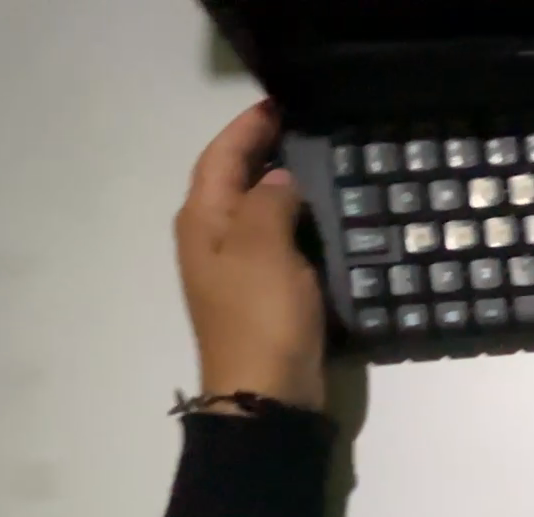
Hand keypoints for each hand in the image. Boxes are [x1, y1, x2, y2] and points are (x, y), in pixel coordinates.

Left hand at [175, 101, 326, 411]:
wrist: (267, 393)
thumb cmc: (261, 317)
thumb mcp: (263, 248)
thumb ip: (270, 203)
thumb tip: (280, 180)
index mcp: (204, 222)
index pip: (221, 158)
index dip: (248, 129)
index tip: (281, 105)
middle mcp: (216, 241)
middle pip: (237, 184)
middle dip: (266, 156)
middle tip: (308, 135)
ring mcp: (242, 273)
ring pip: (263, 217)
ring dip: (287, 194)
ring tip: (324, 174)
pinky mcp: (270, 300)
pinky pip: (285, 250)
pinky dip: (302, 231)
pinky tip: (328, 229)